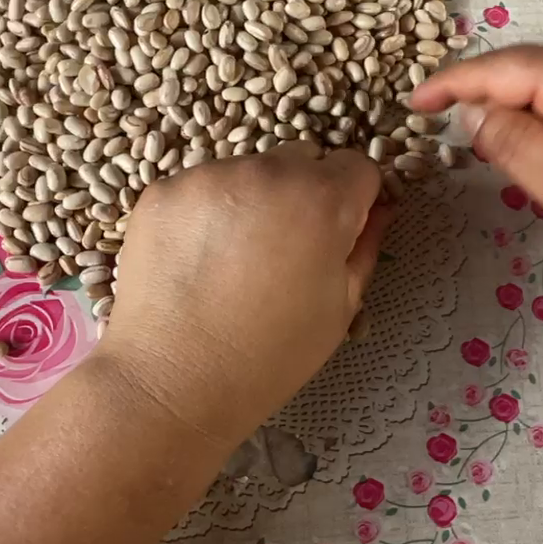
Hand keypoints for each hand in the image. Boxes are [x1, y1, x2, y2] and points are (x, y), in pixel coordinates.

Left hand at [96, 142, 390, 448]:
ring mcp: (208, 176)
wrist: (171, 383)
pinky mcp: (163, 189)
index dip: (355, 200)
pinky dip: (209, 211)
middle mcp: (266, 172)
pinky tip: (198, 258)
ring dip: (255, 199)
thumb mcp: (340, 308)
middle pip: (303, 160)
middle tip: (285, 248)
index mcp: (321, 200)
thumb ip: (365, 247)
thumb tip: (379, 209)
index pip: (358, 167)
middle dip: (305, 192)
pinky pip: (203, 186)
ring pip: (250, 170)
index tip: (339, 232)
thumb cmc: (269, 356)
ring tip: (235, 259)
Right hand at [411, 43, 542, 283]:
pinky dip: (541, 115)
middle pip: (524, 70)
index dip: (453, 82)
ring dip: (513, 110)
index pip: (504, 68)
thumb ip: (513, 146)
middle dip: (483, 99)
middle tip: (450, 140)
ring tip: (490, 150)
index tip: (412, 104)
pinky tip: (535, 145)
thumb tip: (472, 113)